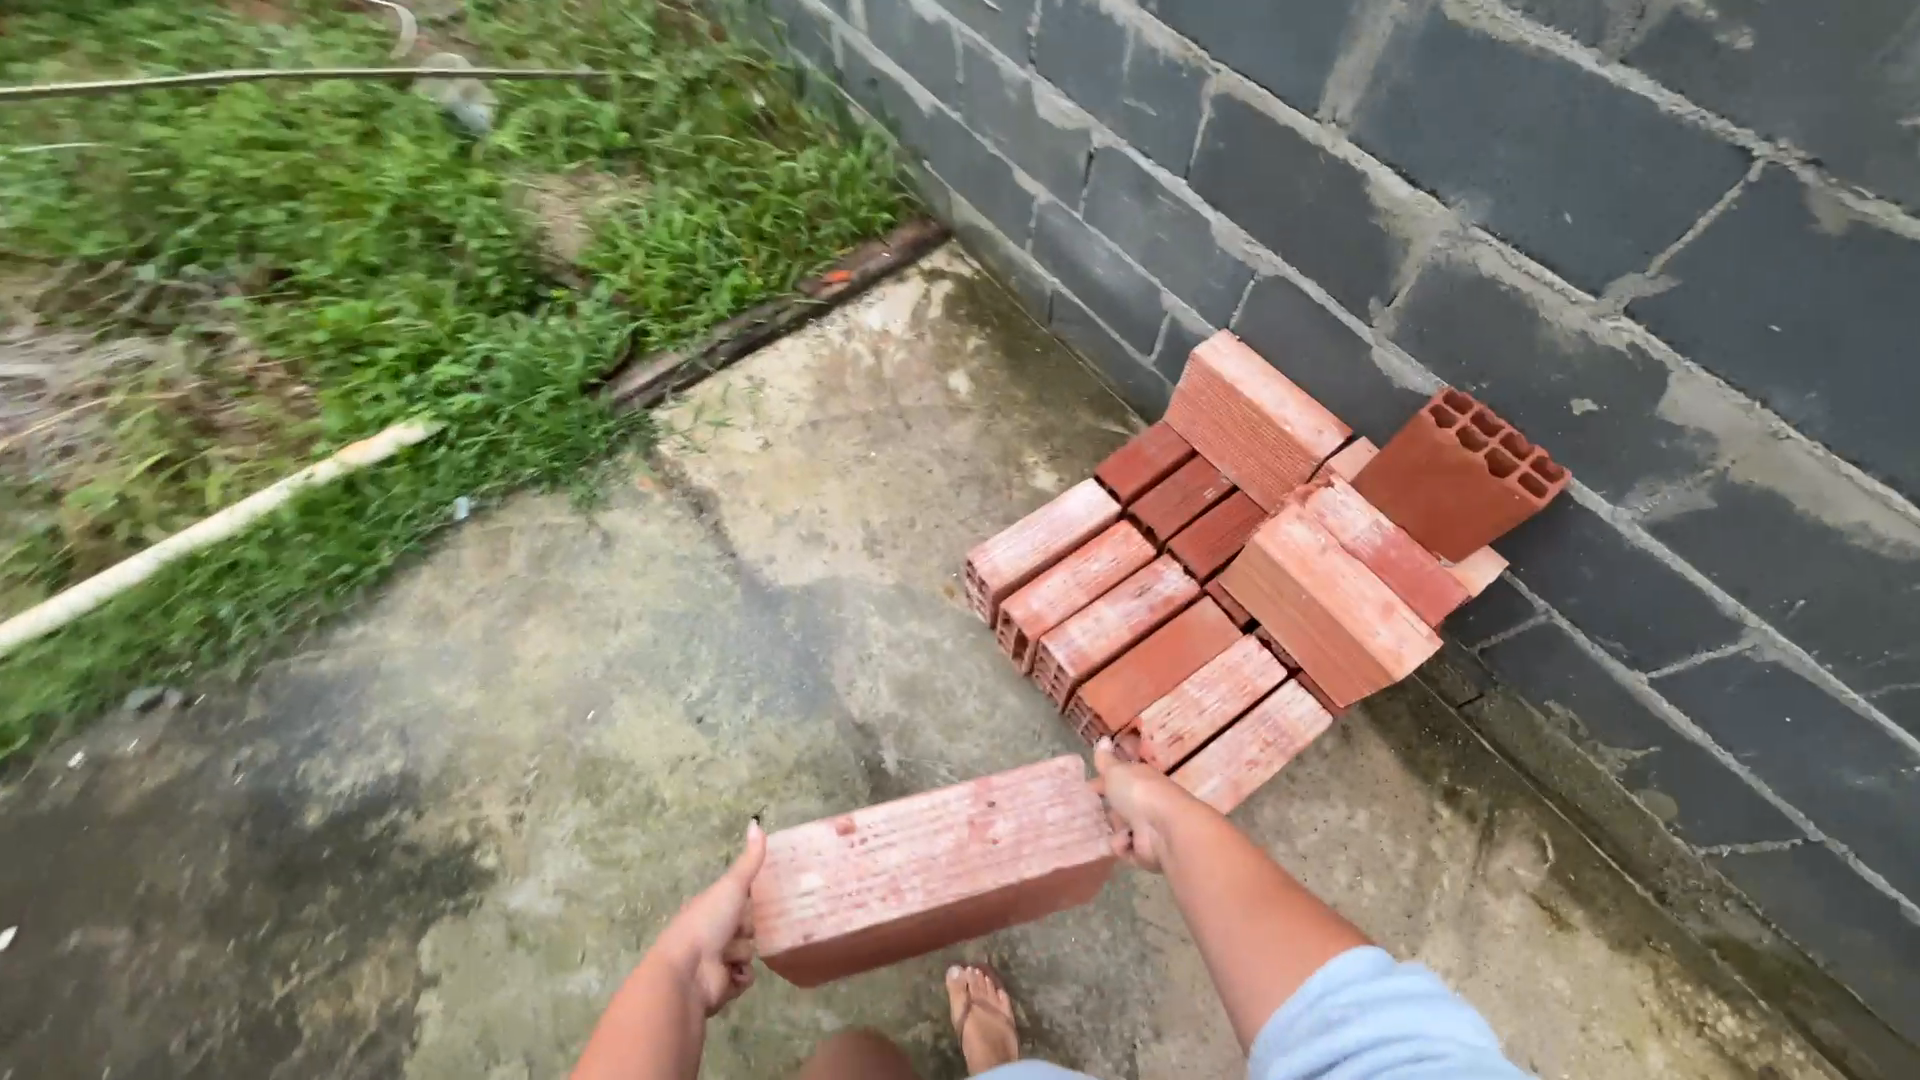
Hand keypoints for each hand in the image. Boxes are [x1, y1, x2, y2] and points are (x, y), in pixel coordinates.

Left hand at [653, 820, 767, 1015]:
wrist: (686, 972)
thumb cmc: (706, 922)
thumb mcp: (731, 886)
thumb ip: (749, 860)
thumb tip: (757, 821)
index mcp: (710, 908)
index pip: (738, 901)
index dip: (751, 900)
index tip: (767, 899)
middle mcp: (711, 933)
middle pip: (745, 928)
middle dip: (750, 930)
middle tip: (751, 928)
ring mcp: (715, 961)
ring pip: (747, 952)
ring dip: (744, 953)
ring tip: (733, 954)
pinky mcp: (721, 986)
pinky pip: (745, 978)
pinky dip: (742, 976)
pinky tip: (734, 973)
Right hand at [1092, 738, 1192, 872]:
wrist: (1165, 829)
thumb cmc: (1139, 792)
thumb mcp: (1116, 771)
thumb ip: (1106, 760)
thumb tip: (1102, 739)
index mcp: (1140, 779)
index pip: (1118, 779)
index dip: (1102, 782)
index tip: (1085, 788)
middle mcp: (1144, 801)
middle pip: (1117, 806)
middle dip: (1104, 810)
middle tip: (1088, 812)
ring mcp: (1146, 826)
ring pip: (1119, 828)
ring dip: (1113, 829)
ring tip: (1108, 827)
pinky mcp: (1146, 850)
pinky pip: (1124, 848)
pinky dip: (1122, 846)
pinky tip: (1125, 841)